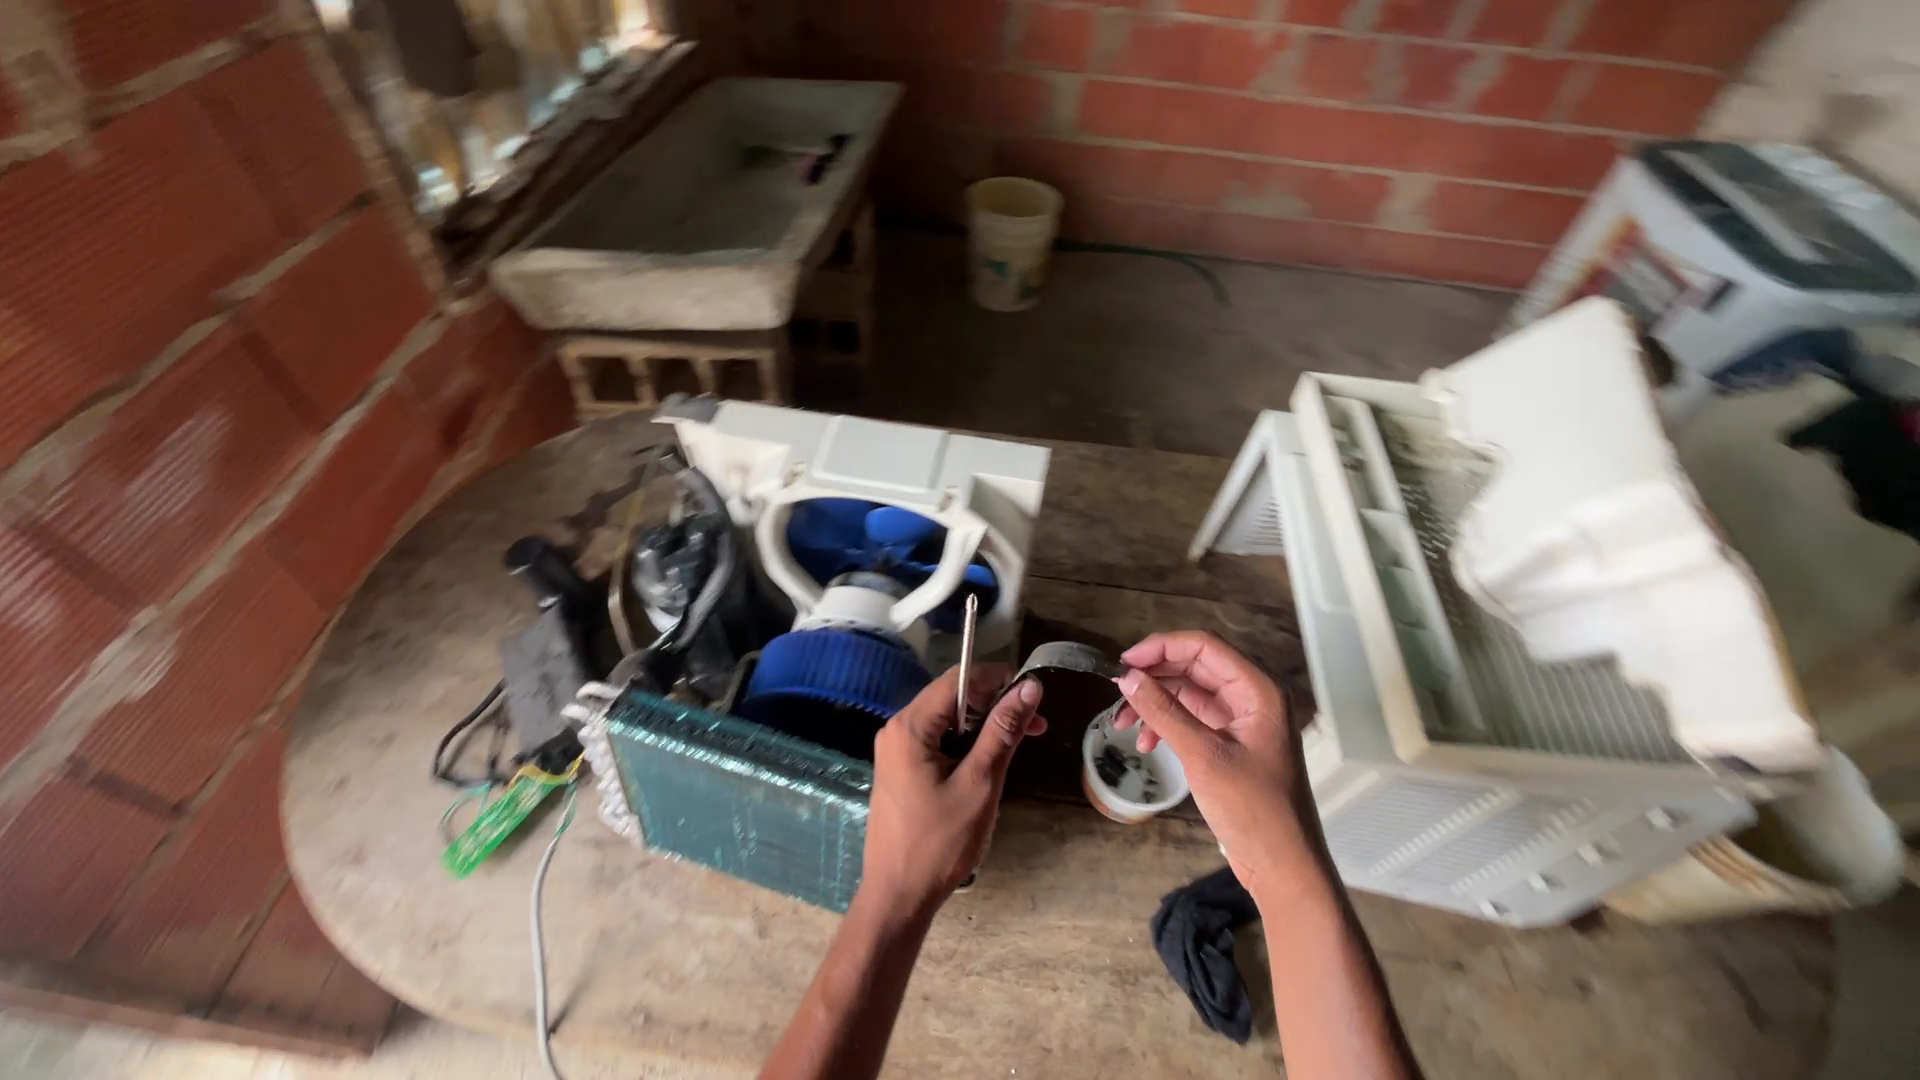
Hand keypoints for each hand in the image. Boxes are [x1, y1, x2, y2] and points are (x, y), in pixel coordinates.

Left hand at [859, 666, 1045, 920]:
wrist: (897, 896)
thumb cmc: (939, 843)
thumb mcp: (980, 783)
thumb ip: (1003, 731)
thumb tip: (1030, 687)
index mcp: (910, 726)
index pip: (959, 679)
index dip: (999, 679)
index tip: (1035, 696)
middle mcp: (897, 728)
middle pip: (952, 696)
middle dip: (995, 704)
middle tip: (1036, 726)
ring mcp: (896, 750)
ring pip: (947, 719)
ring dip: (984, 725)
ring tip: (1020, 744)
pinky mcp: (901, 769)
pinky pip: (937, 740)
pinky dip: (966, 743)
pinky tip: (989, 761)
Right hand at [1112, 632, 1320, 903]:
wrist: (1283, 866)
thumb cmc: (1252, 809)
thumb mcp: (1202, 756)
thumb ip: (1164, 711)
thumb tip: (1127, 677)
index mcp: (1257, 690)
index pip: (1204, 646)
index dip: (1161, 647)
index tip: (1124, 663)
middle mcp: (1251, 697)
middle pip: (1194, 666)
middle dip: (1153, 676)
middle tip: (1116, 690)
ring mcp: (1241, 720)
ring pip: (1188, 692)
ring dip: (1154, 702)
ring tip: (1122, 722)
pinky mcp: (1230, 742)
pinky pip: (1191, 717)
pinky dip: (1165, 723)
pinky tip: (1144, 742)